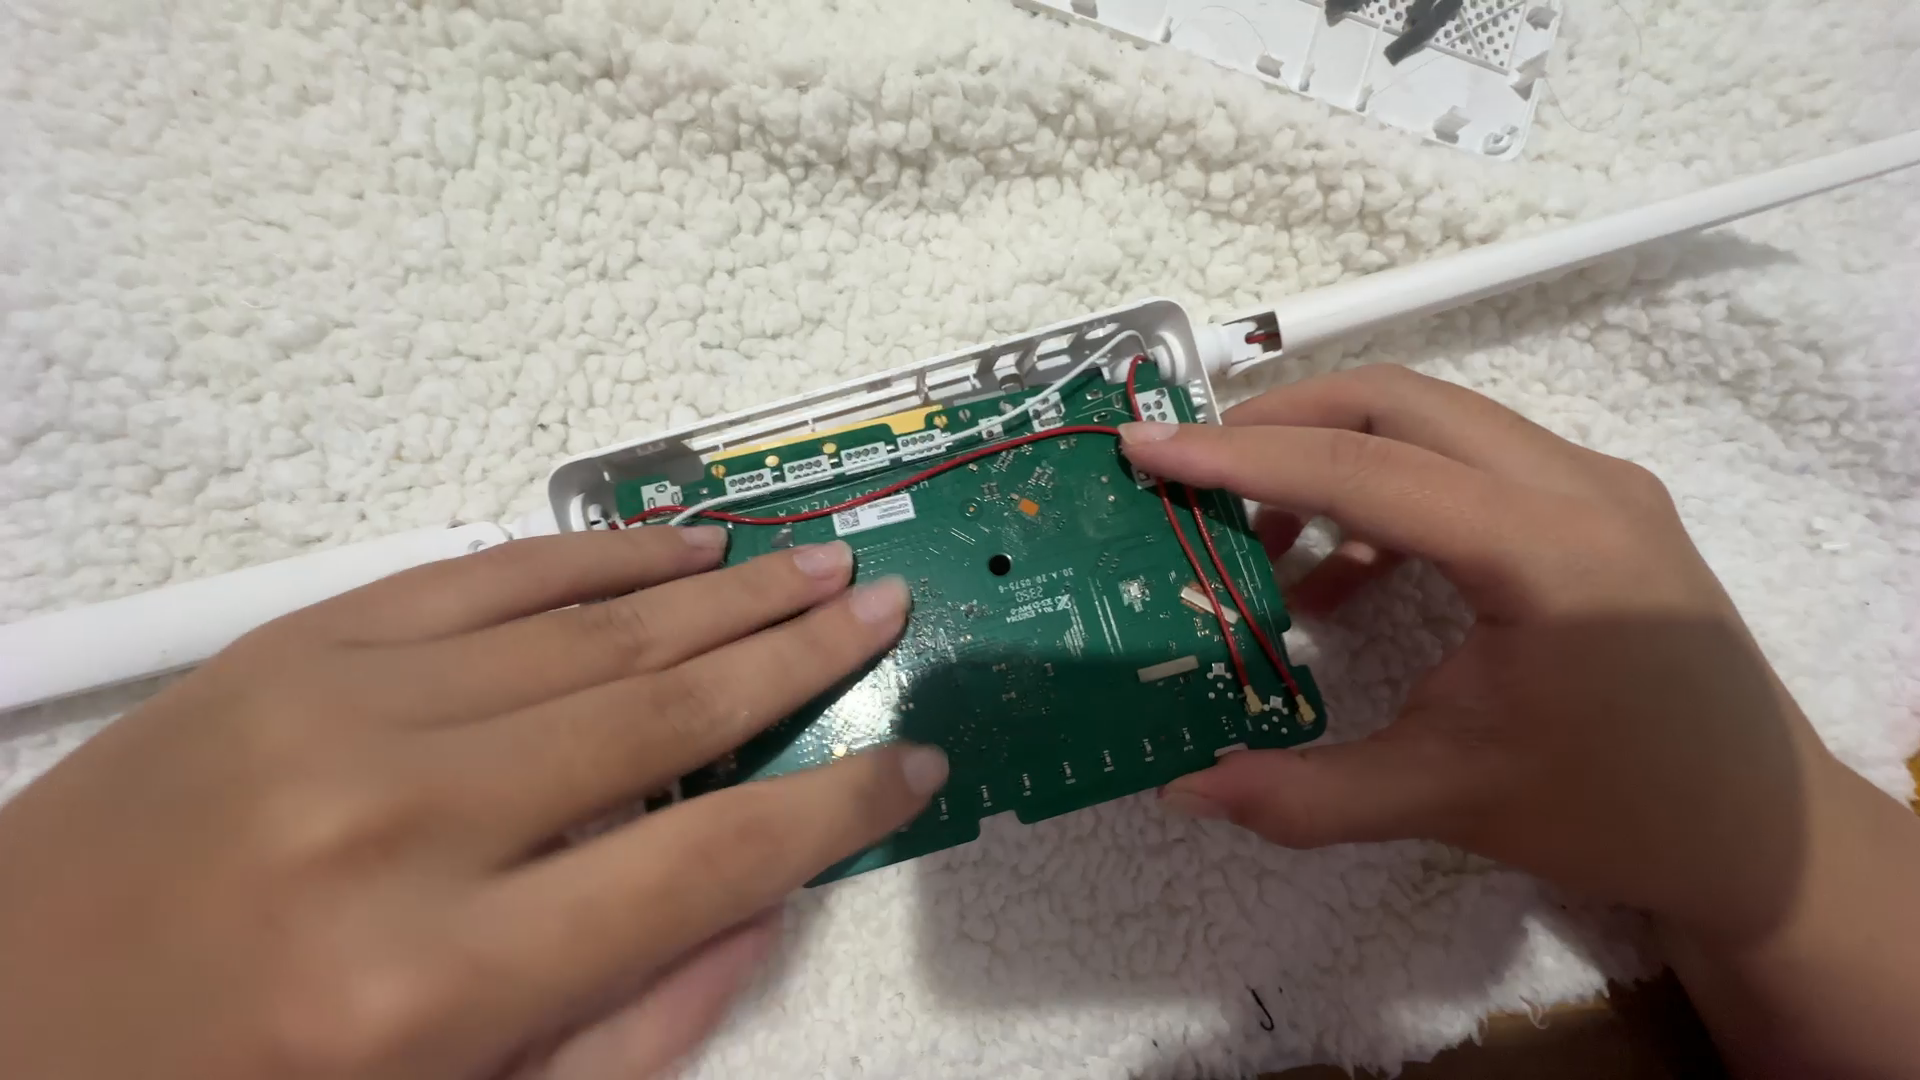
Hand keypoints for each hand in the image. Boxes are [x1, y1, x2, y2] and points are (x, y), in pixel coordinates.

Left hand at [0, 529, 945, 1079]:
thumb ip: (641, 1026)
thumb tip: (774, 895)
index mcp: (438, 986)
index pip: (709, 862)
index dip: (836, 808)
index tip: (918, 759)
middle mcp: (403, 825)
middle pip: (670, 709)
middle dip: (805, 652)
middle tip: (888, 604)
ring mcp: (345, 707)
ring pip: (603, 628)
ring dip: (735, 592)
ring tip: (822, 565)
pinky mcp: (304, 642)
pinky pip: (500, 574)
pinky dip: (616, 555)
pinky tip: (697, 545)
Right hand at [1121, 364, 1838, 941]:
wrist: (1765, 831)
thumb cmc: (1612, 810)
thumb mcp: (1444, 800)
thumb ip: (1303, 794)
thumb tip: (1181, 792)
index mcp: (1548, 554)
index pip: (1365, 471)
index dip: (1241, 457)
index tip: (1148, 447)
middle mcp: (1576, 487)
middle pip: (1394, 402)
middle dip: (1275, 423)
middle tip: (1190, 462)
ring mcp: (1588, 484)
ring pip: (1424, 418)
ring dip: (1322, 453)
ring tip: (1254, 528)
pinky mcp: (1582, 501)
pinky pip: (1452, 462)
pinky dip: (1370, 494)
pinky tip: (1335, 572)